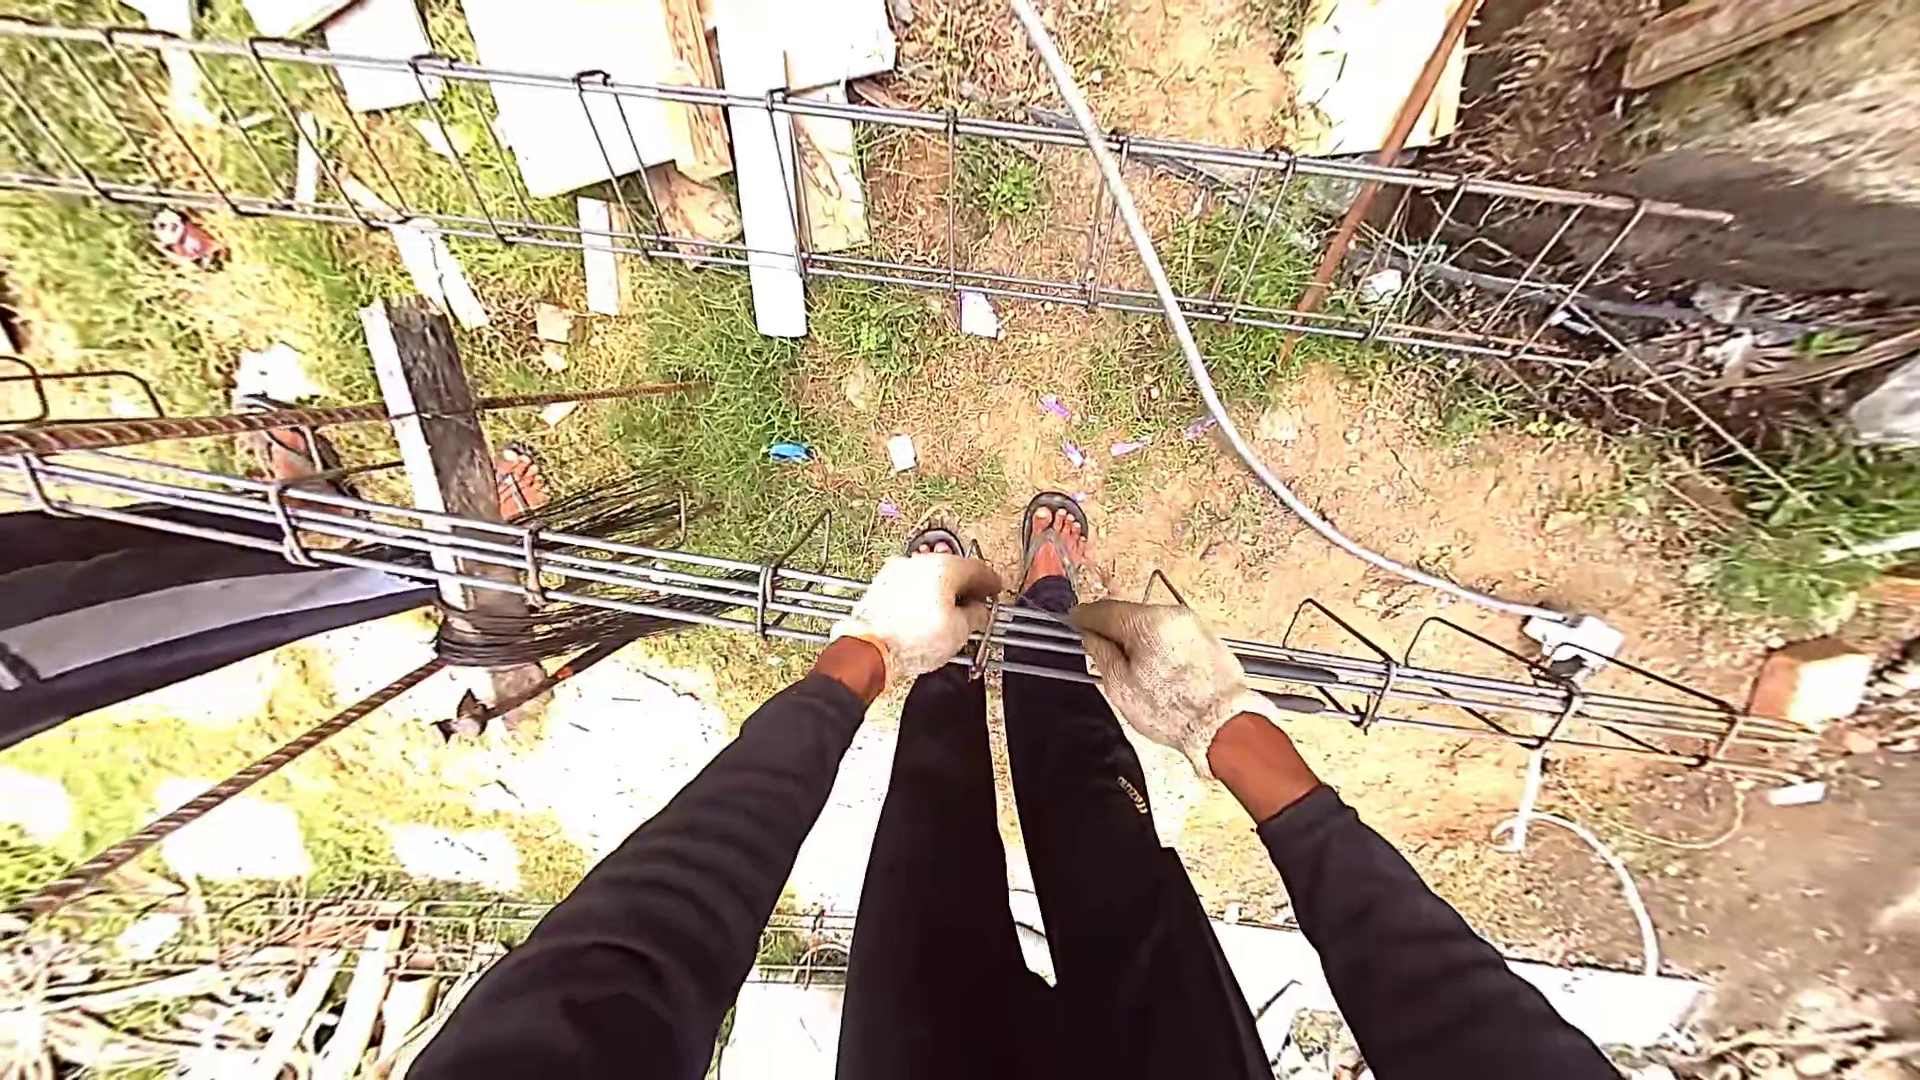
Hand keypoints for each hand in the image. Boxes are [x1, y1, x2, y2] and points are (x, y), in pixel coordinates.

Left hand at [831, 554, 1002, 685]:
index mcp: (943, 568)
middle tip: (977, 600)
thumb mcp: (959, 631)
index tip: (995, 589)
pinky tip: (928, 612)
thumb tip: (979, 611)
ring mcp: (898, 571)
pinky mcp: (883, 585)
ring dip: (944, 590)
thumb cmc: (910, 640)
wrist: (869, 649)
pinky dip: (924, 594)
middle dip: (967, 586)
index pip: (977, 569)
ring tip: (952, 611)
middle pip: (952, 569)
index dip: (990, 582)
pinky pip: (912, 584)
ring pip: (930, 575)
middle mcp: (920, 562)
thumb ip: (976, 615)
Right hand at [1068, 600, 1283, 777]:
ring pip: (1149, 622)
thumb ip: (1100, 653)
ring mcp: (1190, 622)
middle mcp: (1169, 614)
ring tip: (1129, 664)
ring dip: (1134, 635)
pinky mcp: (1204, 635)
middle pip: (1128, 613)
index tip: (1074, 621)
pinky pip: (1168, 631)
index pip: (1103, 610)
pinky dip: (1155, 642)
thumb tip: (1091, 637)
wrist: (1224, 724)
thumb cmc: (1173, 710)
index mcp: (1145, 622)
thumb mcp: (1120, 686)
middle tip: (1098, 647)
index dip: (1084, 617)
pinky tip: (1153, 665)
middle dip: (1111, 628)